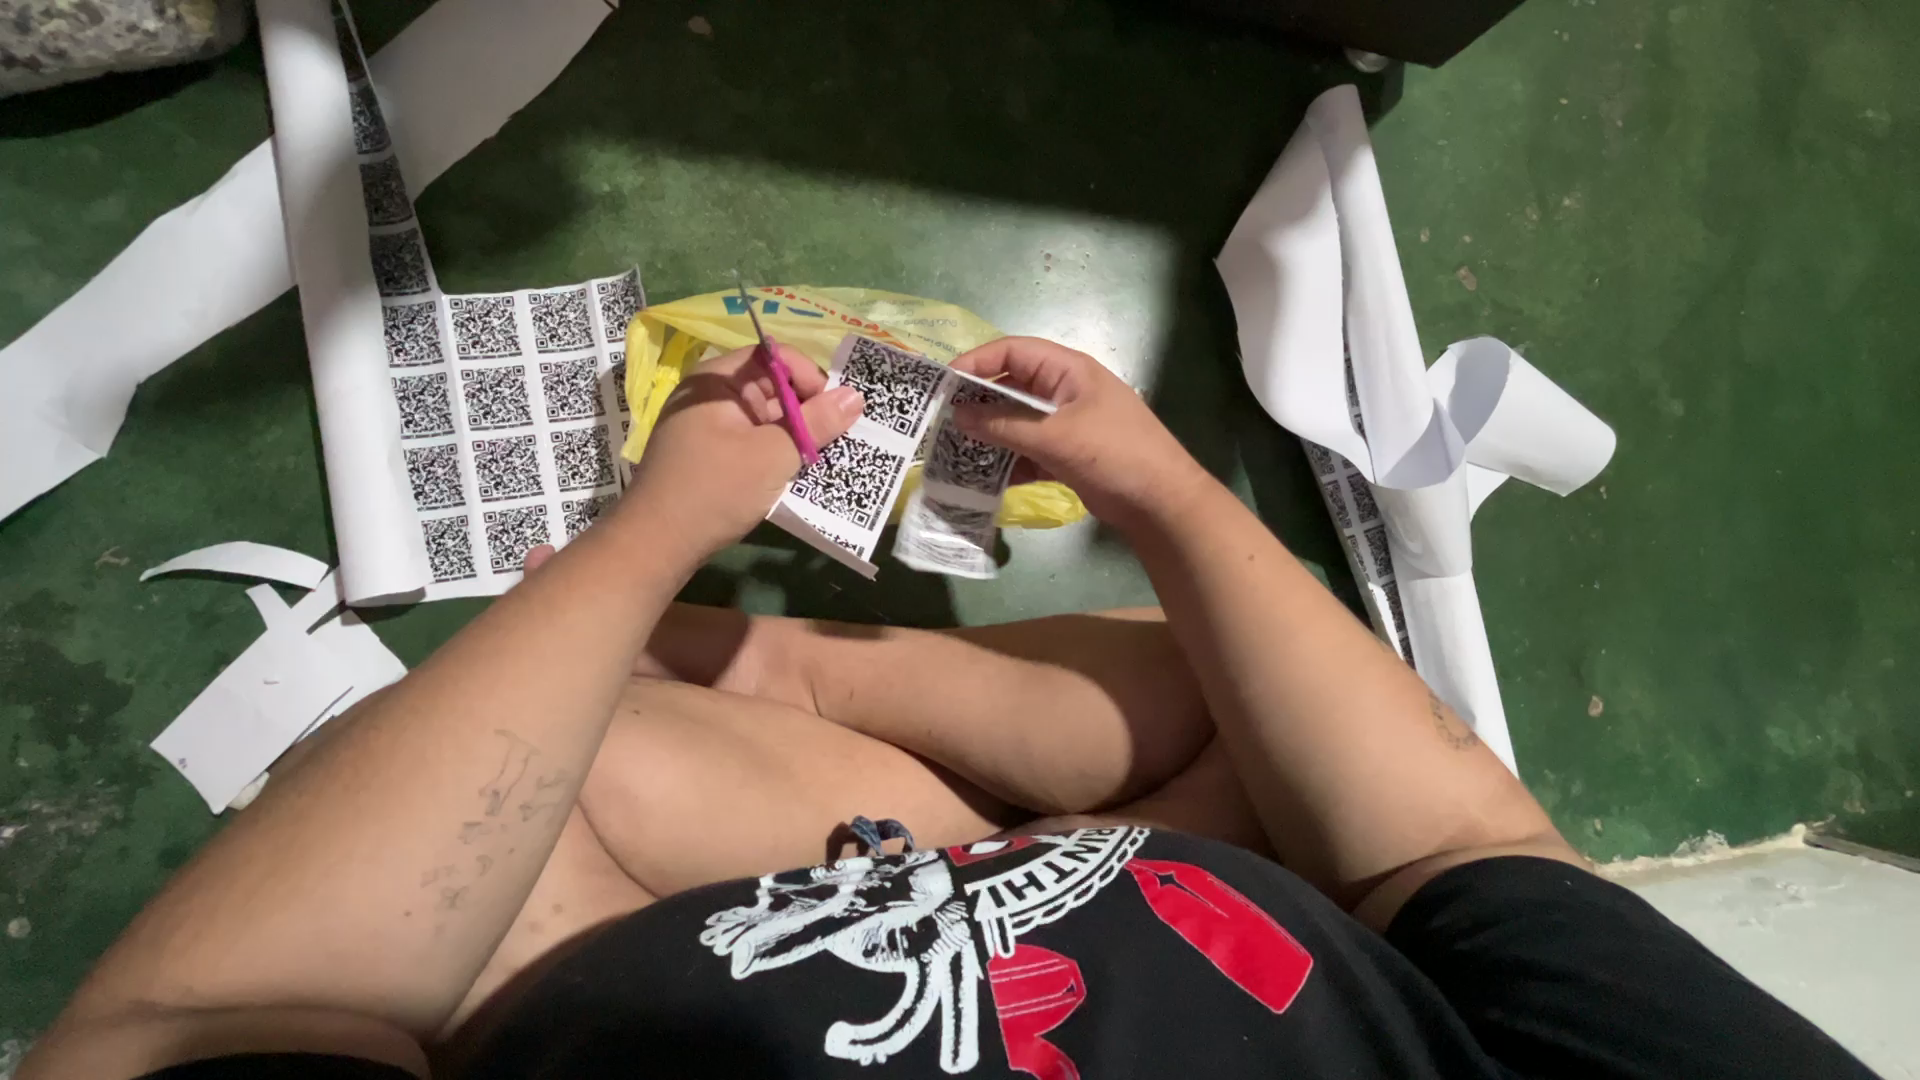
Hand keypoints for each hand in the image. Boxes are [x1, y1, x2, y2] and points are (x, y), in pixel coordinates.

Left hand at [621, 344, 863, 557]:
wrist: (658, 545)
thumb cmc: (715, 490)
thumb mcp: (773, 455)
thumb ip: (817, 425)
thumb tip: (857, 396)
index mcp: (717, 381)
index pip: (773, 357)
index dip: (808, 377)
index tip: (832, 412)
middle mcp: (711, 397)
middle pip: (772, 388)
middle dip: (808, 411)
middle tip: (836, 439)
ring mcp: (709, 429)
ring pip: (767, 420)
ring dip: (796, 438)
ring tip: (822, 459)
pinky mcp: (712, 458)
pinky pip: (755, 443)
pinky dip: (778, 455)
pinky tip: (796, 476)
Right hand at [950, 337, 1205, 528]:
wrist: (1160, 502)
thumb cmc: (1113, 454)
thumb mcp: (1054, 437)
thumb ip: (1003, 426)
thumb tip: (957, 415)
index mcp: (1068, 371)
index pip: (1013, 351)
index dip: (977, 362)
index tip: (944, 384)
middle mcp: (1065, 391)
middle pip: (1012, 387)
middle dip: (979, 403)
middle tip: (943, 421)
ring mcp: (1067, 424)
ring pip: (1018, 422)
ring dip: (991, 436)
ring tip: (957, 452)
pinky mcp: (1067, 454)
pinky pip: (1029, 451)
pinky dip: (1010, 462)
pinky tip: (986, 478)